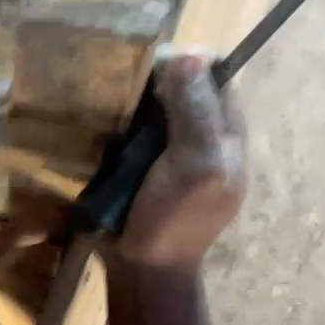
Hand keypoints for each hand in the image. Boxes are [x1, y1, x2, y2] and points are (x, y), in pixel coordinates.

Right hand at [118, 56, 246, 272]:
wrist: (142, 268)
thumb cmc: (175, 219)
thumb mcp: (196, 165)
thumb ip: (196, 113)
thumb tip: (190, 55)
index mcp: (226, 132)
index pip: (214, 75)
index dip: (186, 63)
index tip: (150, 64)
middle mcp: (200, 134)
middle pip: (181, 86)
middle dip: (154, 78)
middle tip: (121, 82)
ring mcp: (168, 149)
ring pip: (152, 105)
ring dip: (130, 99)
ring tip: (103, 96)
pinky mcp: (137, 162)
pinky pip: (129, 127)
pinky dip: (116, 120)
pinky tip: (98, 120)